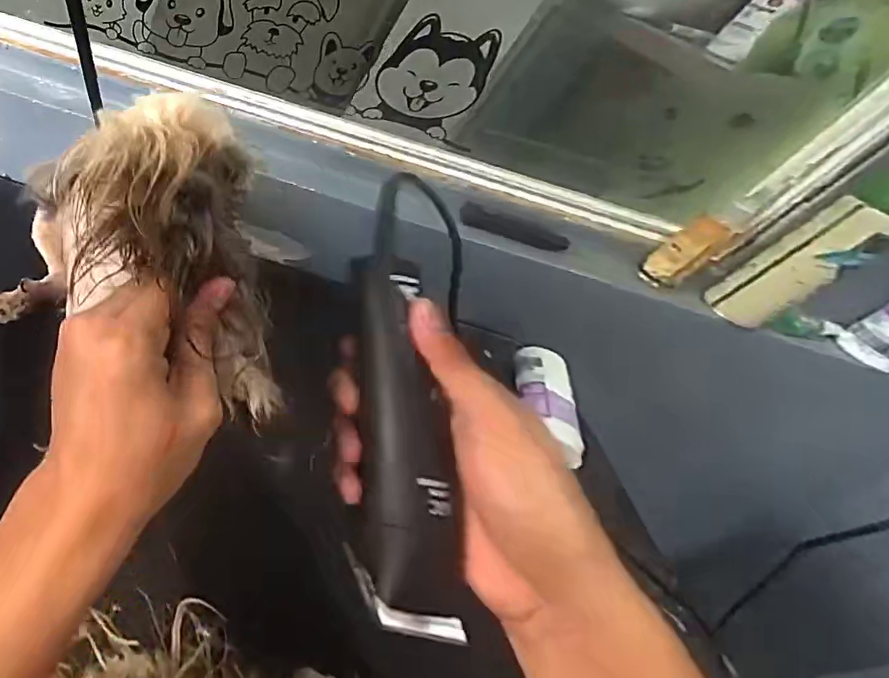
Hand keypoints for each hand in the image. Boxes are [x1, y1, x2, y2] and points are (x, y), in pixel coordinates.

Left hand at [42, 277, 234, 529]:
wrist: (82, 496)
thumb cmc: (148, 460)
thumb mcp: (196, 404)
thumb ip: (204, 337)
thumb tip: (220, 286)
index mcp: (125, 334)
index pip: (167, 283)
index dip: (190, 302)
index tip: (203, 329)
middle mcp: (92, 320)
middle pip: (144, 287)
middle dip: (168, 312)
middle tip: (181, 358)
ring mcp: (72, 329)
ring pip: (125, 299)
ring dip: (147, 321)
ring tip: (157, 368)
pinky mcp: (63, 342)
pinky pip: (106, 317)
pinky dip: (125, 331)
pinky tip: (133, 370)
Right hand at [330, 300, 620, 628]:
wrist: (542, 584)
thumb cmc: (523, 485)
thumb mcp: (490, 417)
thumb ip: (450, 364)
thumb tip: (420, 303)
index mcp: (458, 397)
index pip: (407, 360)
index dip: (375, 352)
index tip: (349, 351)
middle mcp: (435, 424)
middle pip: (378, 396)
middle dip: (353, 394)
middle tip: (346, 405)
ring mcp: (420, 465)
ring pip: (367, 435)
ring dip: (348, 436)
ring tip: (349, 456)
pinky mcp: (407, 502)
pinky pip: (368, 478)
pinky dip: (352, 477)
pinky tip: (350, 484)